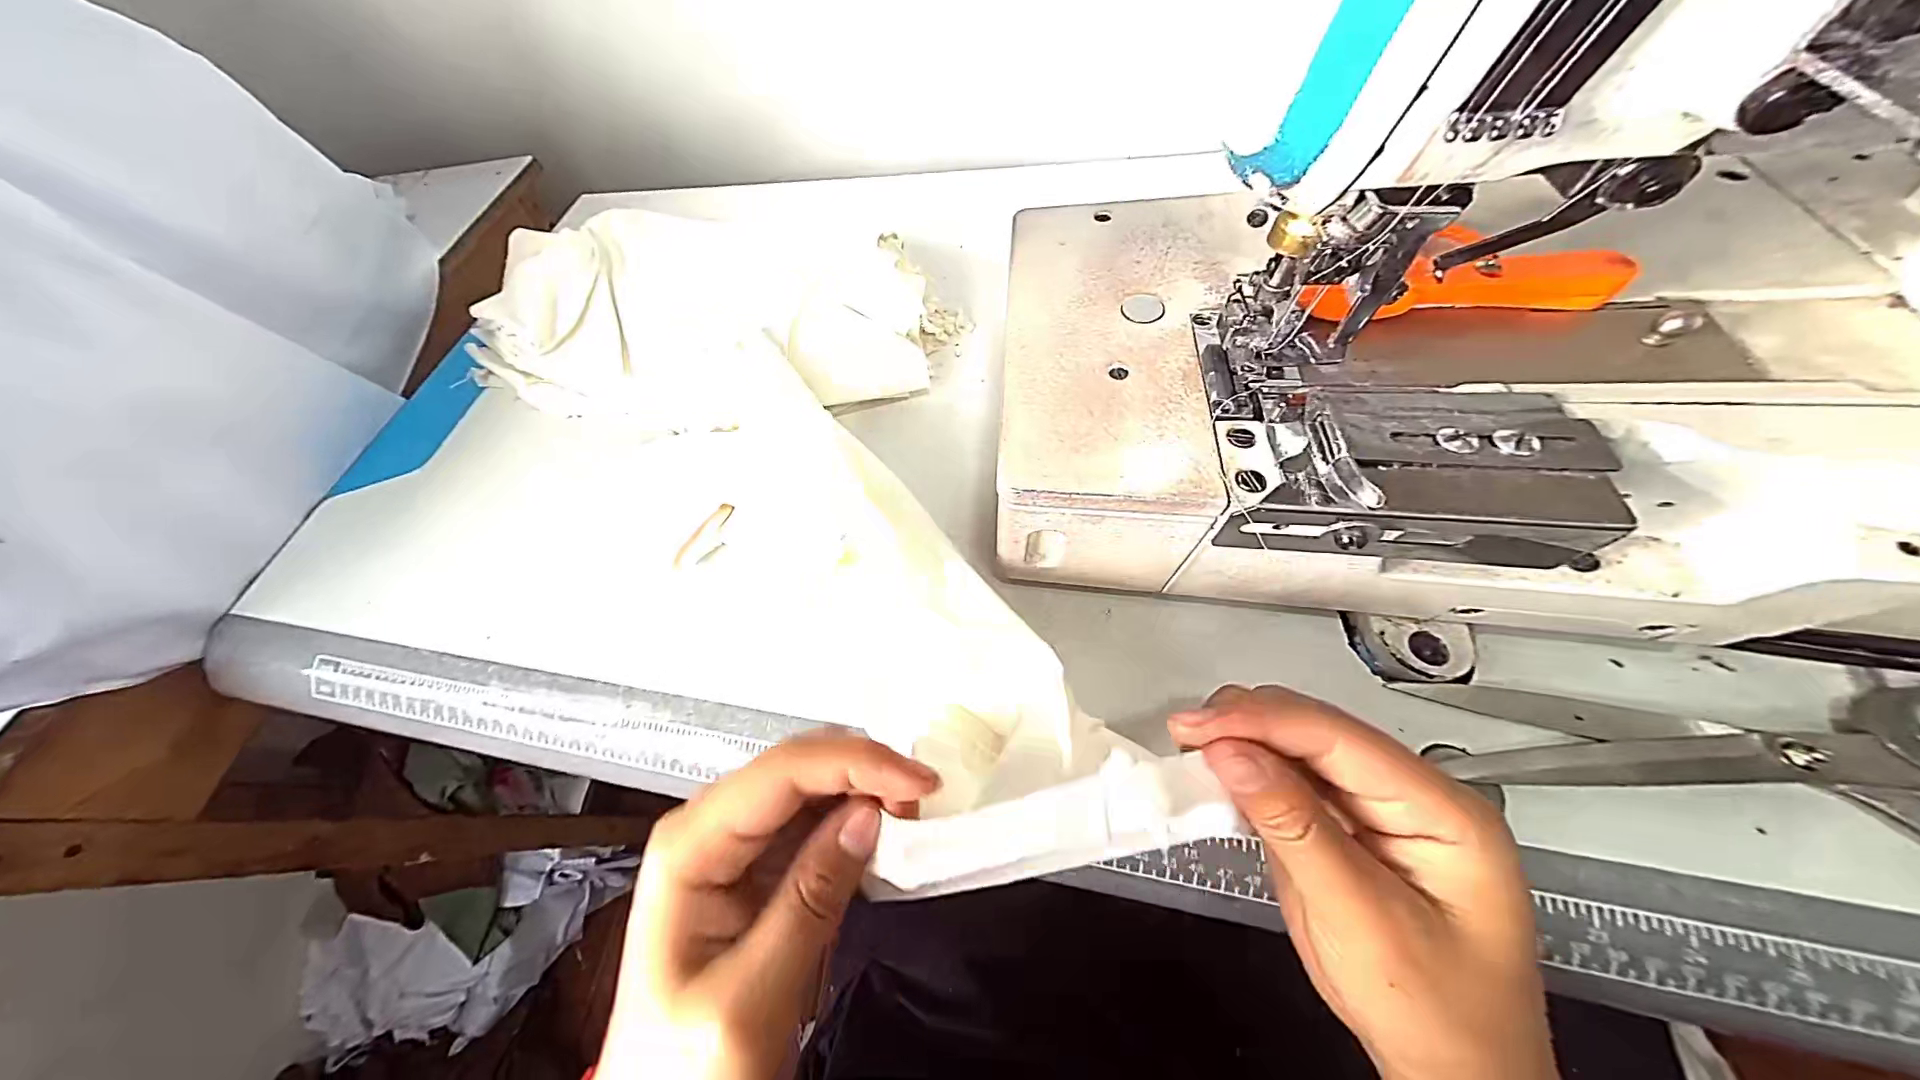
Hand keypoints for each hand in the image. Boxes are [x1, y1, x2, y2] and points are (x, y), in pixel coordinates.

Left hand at [600, 734, 939, 1079]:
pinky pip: (818, 818)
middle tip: (919, 800)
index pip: (783, 771)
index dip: (857, 763)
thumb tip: (865, 817)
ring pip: (814, 783)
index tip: (917, 782)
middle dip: (865, 769)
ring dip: (867, 790)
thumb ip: (809, 901)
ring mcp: (736, 844)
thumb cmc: (682, 1071)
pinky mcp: (762, 863)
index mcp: (690, 847)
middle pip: (799, 764)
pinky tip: (883, 837)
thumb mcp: (750, 1000)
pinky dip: (858, 818)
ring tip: (908, 818)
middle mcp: (710, 829)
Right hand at [1171, 685, 1554, 1079]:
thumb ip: (1294, 828)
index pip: (1340, 738)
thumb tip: (1234, 756)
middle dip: (1248, 722)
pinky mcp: (1344, 823)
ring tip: (1195, 749)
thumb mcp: (1359, 921)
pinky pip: (1291, 780)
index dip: (1263, 720)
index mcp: (1444, 812)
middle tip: (1188, 733)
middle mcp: (1412, 795)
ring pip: (1299, 748)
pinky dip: (1249, 774)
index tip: (1202, 724)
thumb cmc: (1434, 1012)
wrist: (1450, 1070)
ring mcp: (1377, 807)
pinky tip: (1221, 775)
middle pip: (1319, 730)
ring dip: (1243, 743)